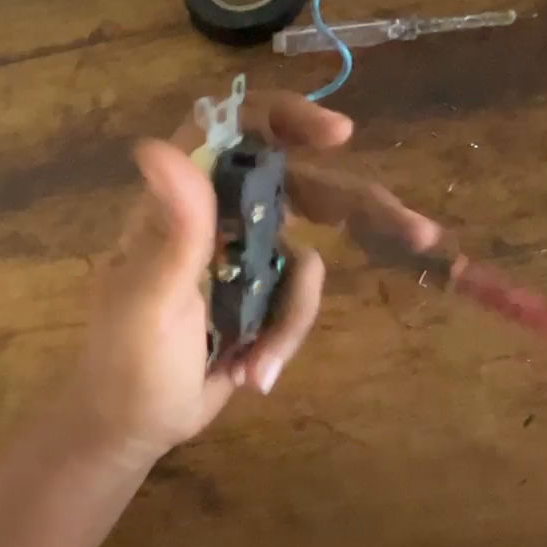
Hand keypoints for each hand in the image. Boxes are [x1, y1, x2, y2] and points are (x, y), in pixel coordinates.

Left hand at [65, 91, 444, 464]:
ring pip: (307, 257)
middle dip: (355, 210)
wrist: (134, 427)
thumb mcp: (152, 299)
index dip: (285, 119)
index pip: (230, 132)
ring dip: (295, 316)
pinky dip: (284, 340)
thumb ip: (173, 229)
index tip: (339, 136)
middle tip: (417, 234)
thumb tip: (155, 145)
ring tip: (257, 367)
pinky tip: (251, 375)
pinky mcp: (259, 300)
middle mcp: (216, 219)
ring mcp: (242, 260)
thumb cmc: (129, 363)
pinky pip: (299, 302)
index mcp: (179, 204)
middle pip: (298, 186)